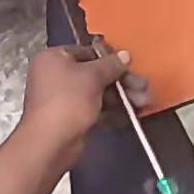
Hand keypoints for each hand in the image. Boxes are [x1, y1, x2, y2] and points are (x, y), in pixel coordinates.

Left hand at [15, 44, 147, 169]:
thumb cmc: (68, 100)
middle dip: (121, 81)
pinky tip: (131, 115)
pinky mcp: (70, 119)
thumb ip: (111, 64)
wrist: (50, 142)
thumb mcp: (92, 76)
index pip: (85, 52)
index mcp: (53, 58)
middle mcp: (54, 76)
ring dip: (121, 97)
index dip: (109, 58)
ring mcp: (62, 99)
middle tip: (143, 87)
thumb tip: (125, 55)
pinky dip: (110, 112)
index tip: (130, 64)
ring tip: (143, 103)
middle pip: (94, 74)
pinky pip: (93, 110)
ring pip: (96, 93)